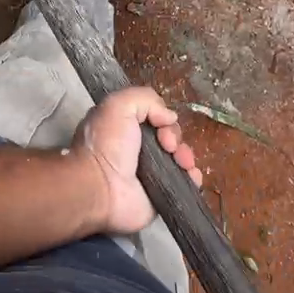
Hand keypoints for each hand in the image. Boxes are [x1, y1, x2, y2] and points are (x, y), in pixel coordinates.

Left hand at [70, 87, 201, 235]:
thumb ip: (145, 99)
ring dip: (186, 155)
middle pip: (169, 134)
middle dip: (174, 136)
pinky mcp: (161, 193)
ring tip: (182, 163)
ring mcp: (151, 172)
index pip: (153, 115)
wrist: (101, 188)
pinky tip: (191, 176)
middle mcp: (138, 147)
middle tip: (168, 145)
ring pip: (179, 157)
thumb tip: (169, 116)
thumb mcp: (118, 105)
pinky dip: (192, 177)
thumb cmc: (107, 143)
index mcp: (125, 125)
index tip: (161, 123)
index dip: (162, 116)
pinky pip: (184, 182)